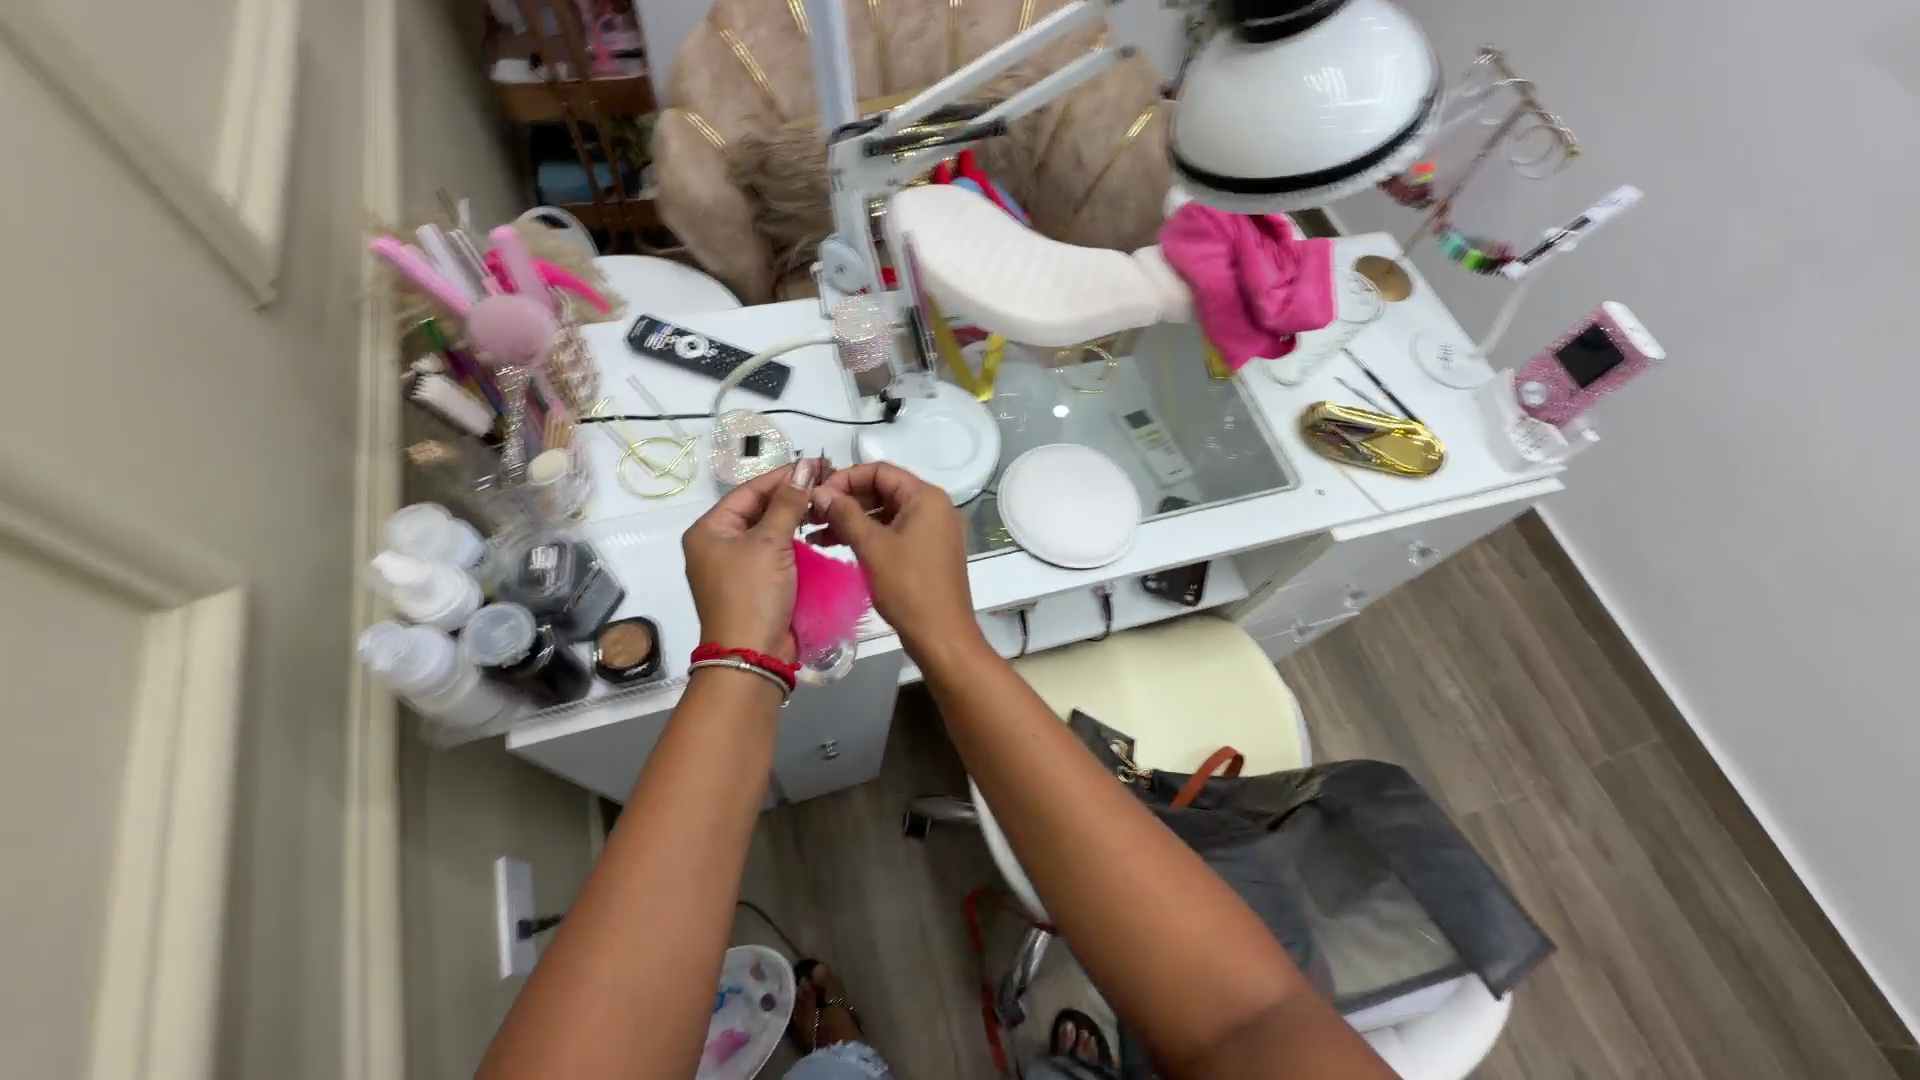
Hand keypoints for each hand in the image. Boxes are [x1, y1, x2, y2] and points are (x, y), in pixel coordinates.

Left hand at [682, 459, 820, 660]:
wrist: (752, 655)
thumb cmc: (752, 593)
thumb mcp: (770, 542)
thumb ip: (789, 502)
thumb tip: (805, 466)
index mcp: (709, 530)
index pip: (749, 491)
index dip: (783, 477)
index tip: (816, 465)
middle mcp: (717, 546)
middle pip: (758, 511)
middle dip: (791, 498)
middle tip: (827, 484)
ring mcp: (736, 568)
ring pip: (769, 534)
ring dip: (796, 521)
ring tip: (826, 506)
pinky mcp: (755, 587)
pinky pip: (776, 556)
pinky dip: (795, 545)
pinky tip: (818, 534)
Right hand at [811, 463, 981, 653]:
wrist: (942, 636)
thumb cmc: (908, 587)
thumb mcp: (872, 547)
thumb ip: (844, 514)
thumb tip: (820, 491)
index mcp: (926, 497)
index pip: (881, 471)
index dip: (846, 478)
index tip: (817, 494)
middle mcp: (934, 507)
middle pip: (883, 491)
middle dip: (846, 501)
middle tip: (812, 515)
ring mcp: (932, 530)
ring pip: (886, 514)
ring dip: (853, 520)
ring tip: (816, 534)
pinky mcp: (927, 551)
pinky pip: (894, 532)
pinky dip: (868, 536)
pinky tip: (838, 545)